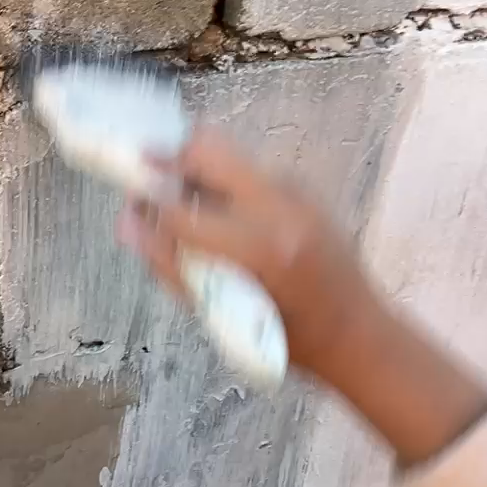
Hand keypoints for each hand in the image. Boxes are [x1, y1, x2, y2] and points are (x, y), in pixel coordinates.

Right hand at [116, 131, 387, 378]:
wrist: (360, 334)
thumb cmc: (288, 338)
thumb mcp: (221, 314)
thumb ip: (168, 264)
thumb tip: (127, 223)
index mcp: (259, 246)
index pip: (181, 210)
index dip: (147, 206)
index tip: (131, 206)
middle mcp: (279, 204)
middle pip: (206, 149)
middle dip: (167, 156)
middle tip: (144, 174)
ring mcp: (295, 189)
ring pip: (226, 152)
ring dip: (195, 168)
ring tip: (180, 198)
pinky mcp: (301, 186)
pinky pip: (246, 169)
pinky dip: (221, 180)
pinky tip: (216, 210)